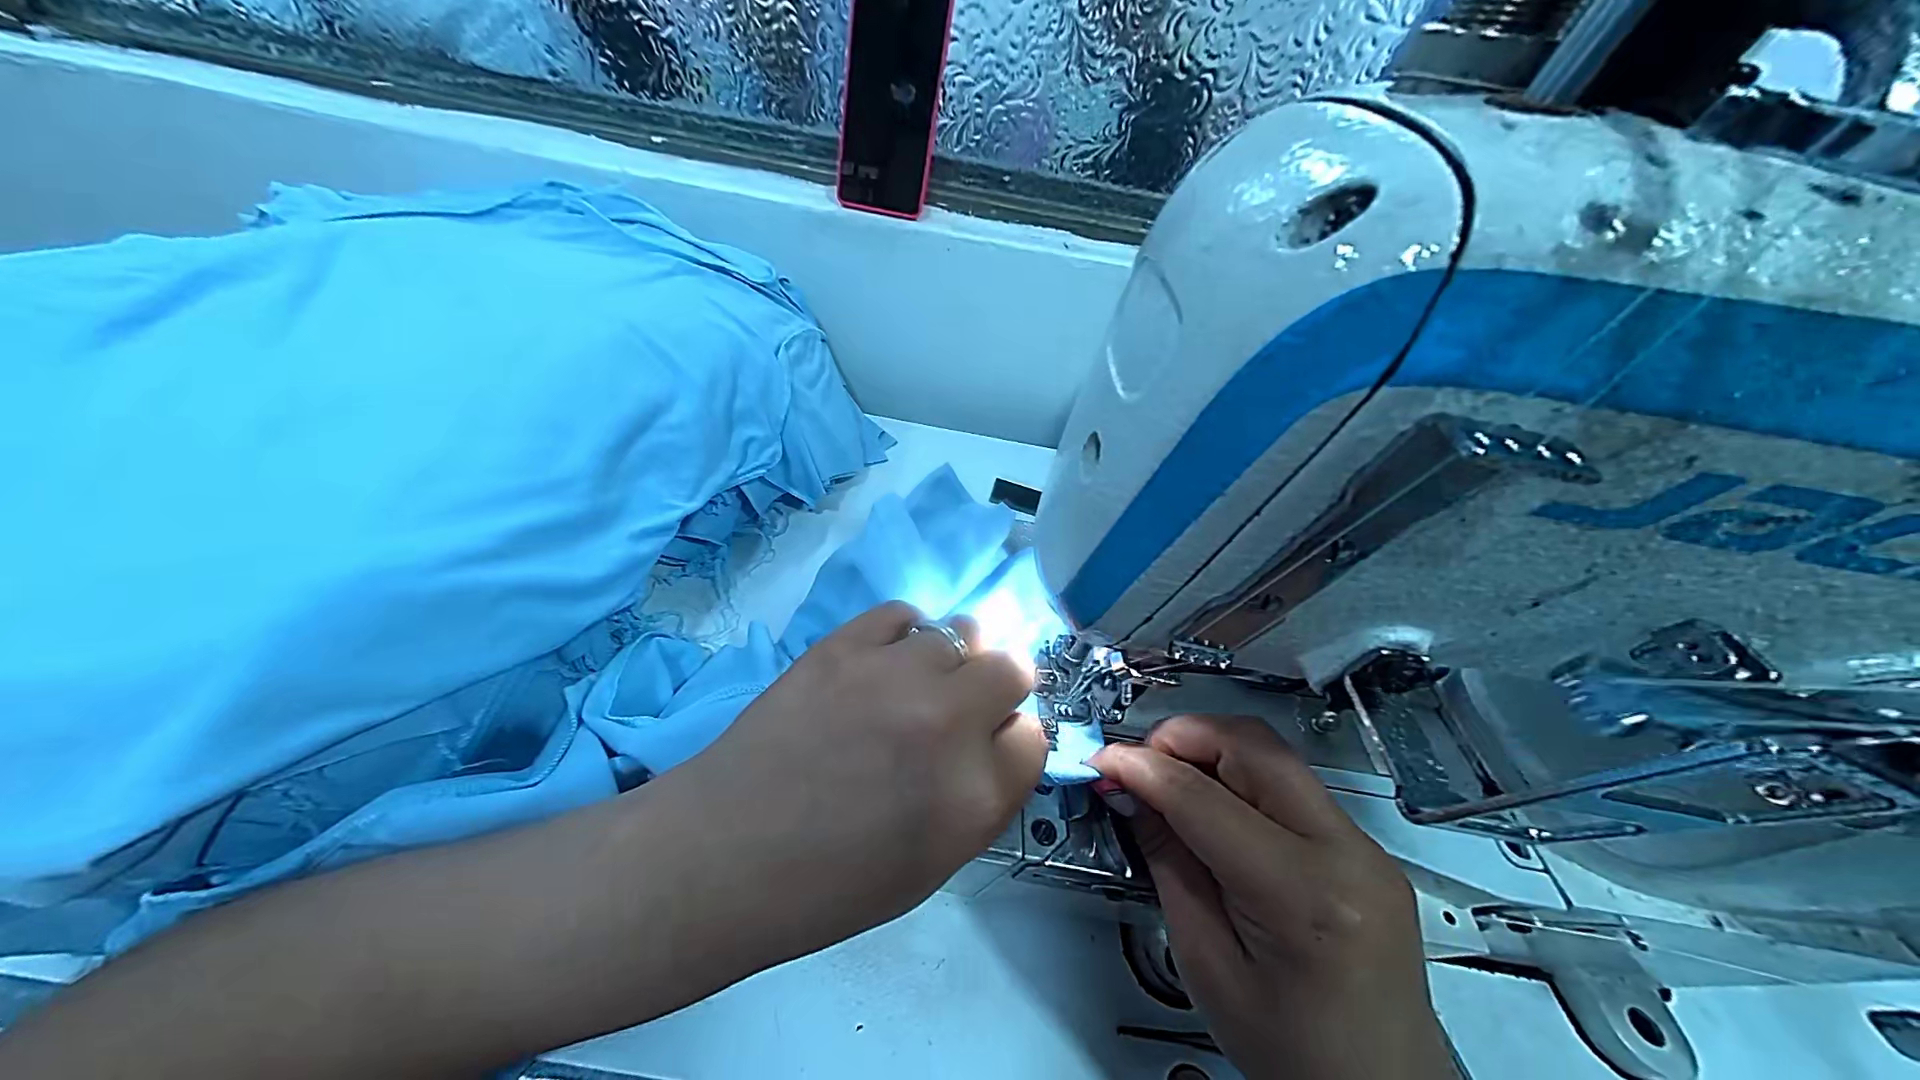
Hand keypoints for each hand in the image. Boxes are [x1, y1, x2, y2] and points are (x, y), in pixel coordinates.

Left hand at [656, 600, 1047, 967]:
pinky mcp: (843, 646)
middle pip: (1011, 669)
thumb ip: (982, 798)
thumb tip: (998, 738)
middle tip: (959, 707)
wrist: (725, 853)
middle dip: (995, 689)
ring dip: (948, 660)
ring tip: (915, 683)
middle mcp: (946, 724)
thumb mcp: (932, 866)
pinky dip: (902, 636)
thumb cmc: (829, 883)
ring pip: (961, 633)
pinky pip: (903, 614)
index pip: (1033, 736)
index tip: (985, 747)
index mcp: (973, 796)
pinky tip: (881, 663)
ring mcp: (893, 676)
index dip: (1009, 741)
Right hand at [1092, 714, 1452, 1079]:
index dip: (1140, 767)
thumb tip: (1133, 794)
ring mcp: (1363, 846)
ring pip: (1271, 751)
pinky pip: (1289, 781)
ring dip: (1209, 749)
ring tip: (1167, 782)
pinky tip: (1209, 804)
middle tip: (1136, 763)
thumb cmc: (1297, 1054)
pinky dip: (1237, 774)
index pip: (1201, 796)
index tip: (1105, 760)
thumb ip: (1167, 861)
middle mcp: (1346, 855)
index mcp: (1302, 896)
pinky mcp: (1363, 845)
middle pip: (1251, 744)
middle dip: (1181, 737)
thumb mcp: (1205, 960)